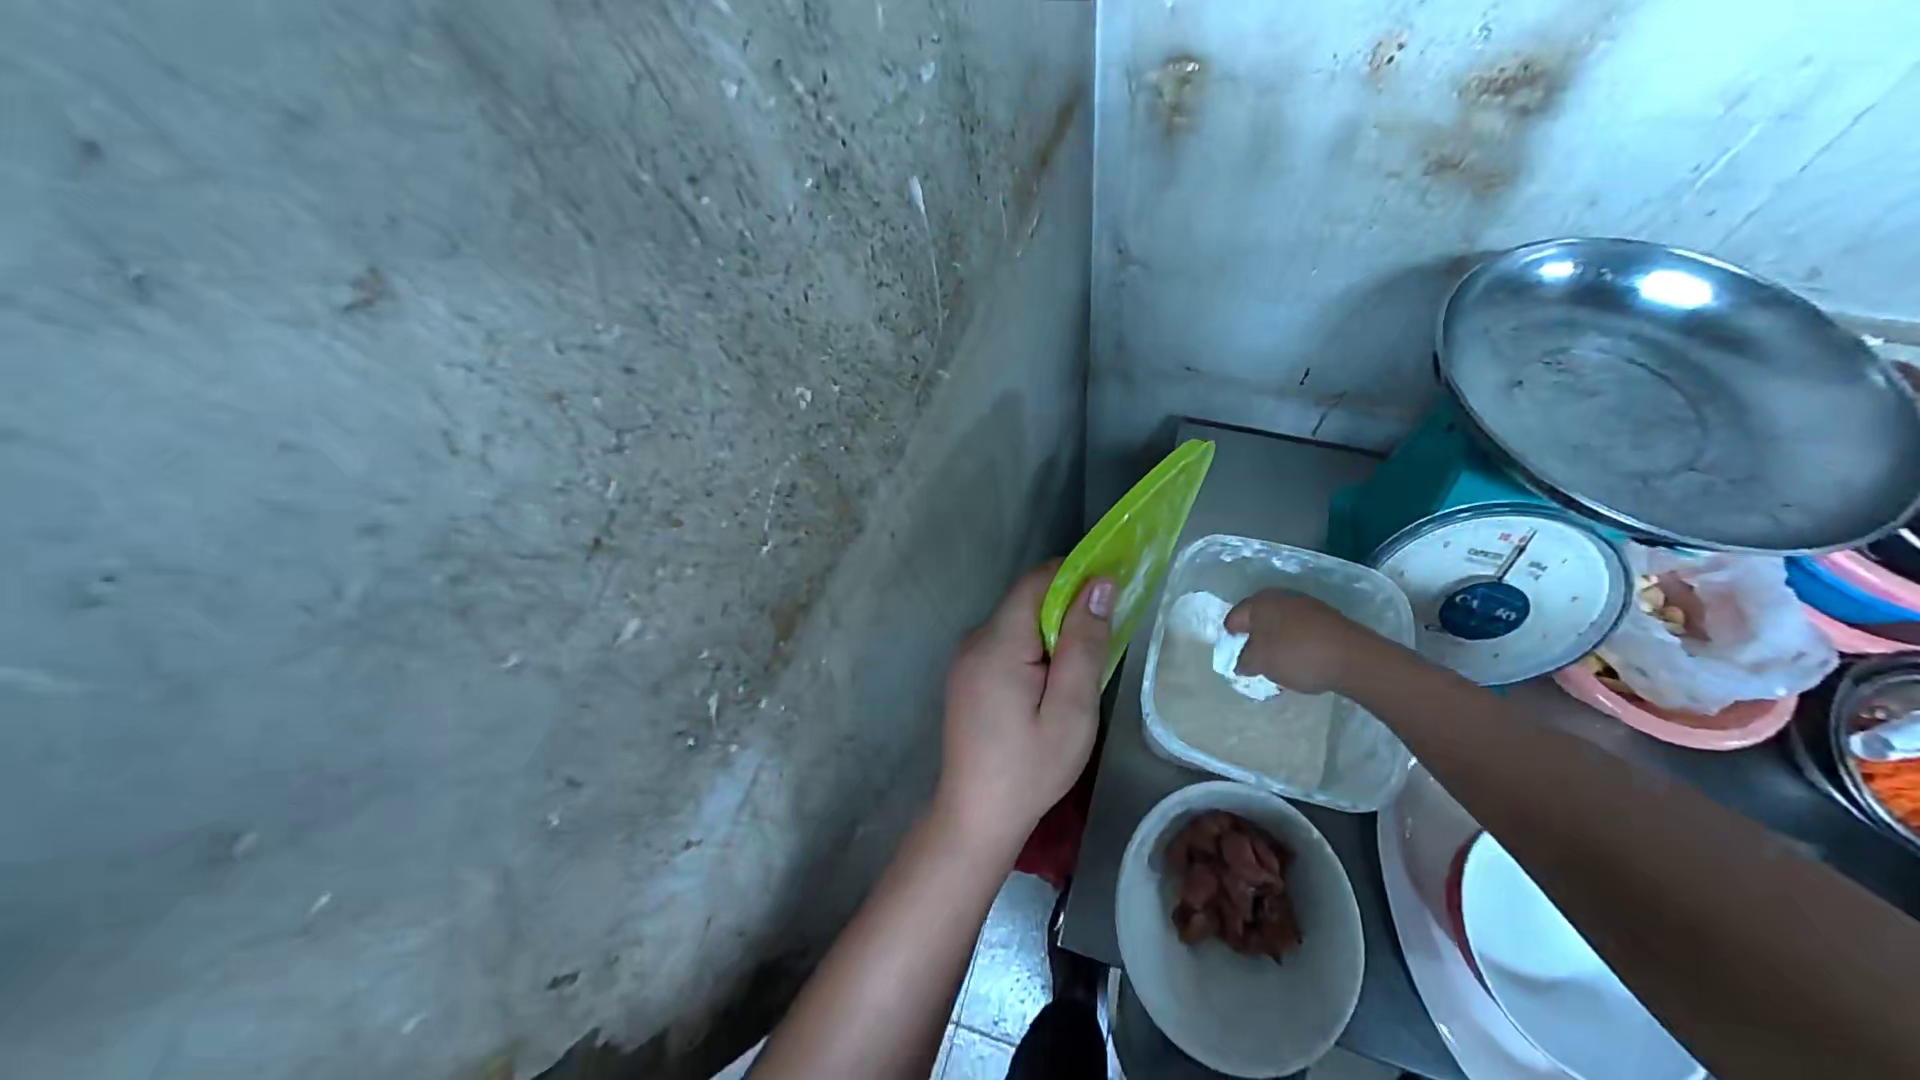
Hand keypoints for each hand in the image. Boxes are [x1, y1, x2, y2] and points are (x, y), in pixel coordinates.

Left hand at [935, 563, 1113, 846]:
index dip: (1074, 575)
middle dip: (1067, 610)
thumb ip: (1084, 644)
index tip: (1111, 589)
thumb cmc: (1030, 768)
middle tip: (1103, 642)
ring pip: (1018, 623)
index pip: (1035, 582)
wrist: (975, 816)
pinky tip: (1049, 687)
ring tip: (1079, 673)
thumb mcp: (1071, 709)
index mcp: (997, 644)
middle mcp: (974, 640)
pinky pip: (1005, 644)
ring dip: (1052, 634)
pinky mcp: (966, 675)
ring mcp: (965, 658)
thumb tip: (1099, 584)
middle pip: (1026, 602)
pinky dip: (1034, 651)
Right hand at [1225, 589, 1385, 694]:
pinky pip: (1299, 630)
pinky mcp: (1326, 618)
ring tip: (1279, 664)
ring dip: (1275, 642)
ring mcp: (1306, 605)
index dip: (1231, 640)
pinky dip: (1295, 643)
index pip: (1233, 619)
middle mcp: (1282, 596)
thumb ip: (1243, 661)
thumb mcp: (1261, 663)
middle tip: (1255, 662)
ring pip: (1279, 624)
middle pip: (1257, 620)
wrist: (1356, 659)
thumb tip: (1242, 662)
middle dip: (1253, 640)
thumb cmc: (1298, 655)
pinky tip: (1300, 660)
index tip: (1237, 659)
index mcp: (1260, 601)